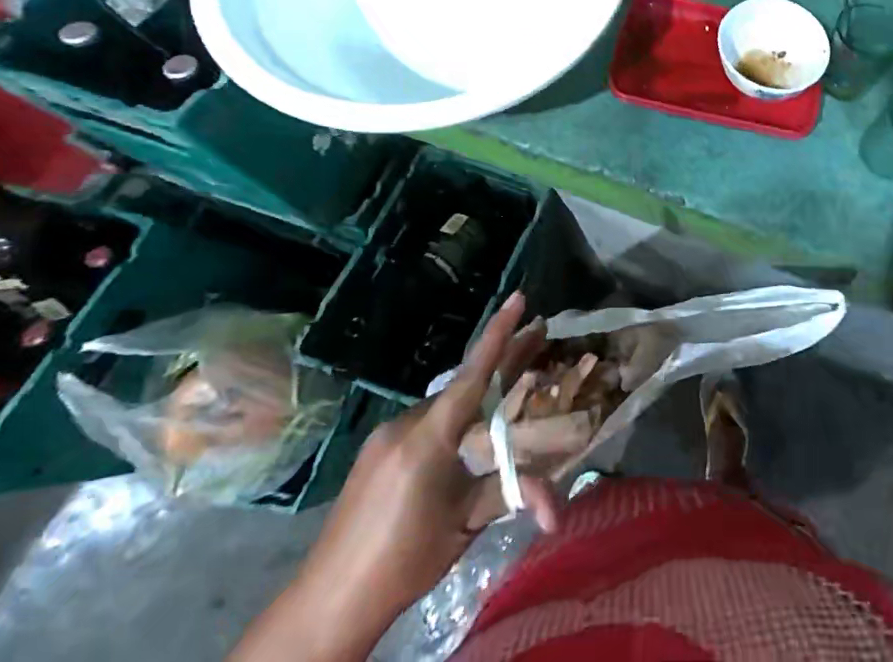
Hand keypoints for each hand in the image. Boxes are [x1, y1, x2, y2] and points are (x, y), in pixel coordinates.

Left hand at [243, 293, 561, 661]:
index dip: (499, 335)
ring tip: (513, 390)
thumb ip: (510, 496)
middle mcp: (406, 423)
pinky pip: (424, 422)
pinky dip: (454, 419)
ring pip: (444, 406)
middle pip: (463, 385)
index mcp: (429, 437)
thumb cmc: (405, 559)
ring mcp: (386, 434)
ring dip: (479, 397)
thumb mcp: (464, 525)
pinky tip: (467, 435)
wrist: (334, 594)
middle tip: (538, 334)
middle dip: (503, 362)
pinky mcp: (376, 450)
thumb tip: (559, 507)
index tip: (518, 299)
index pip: (473, 375)